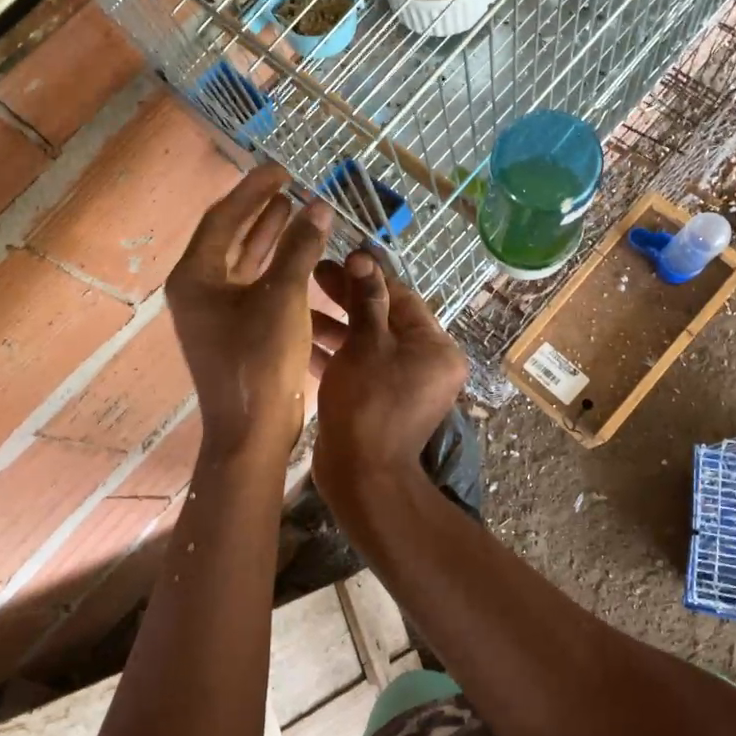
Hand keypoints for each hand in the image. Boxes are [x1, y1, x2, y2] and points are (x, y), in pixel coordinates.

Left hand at [167, 164, 332, 459]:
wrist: (252, 432)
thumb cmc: (260, 361)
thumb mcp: (283, 297)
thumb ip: (299, 247)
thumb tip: (318, 206)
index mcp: (195, 278)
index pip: (223, 218)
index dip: (253, 191)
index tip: (281, 169)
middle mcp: (198, 291)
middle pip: (230, 238)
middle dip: (260, 211)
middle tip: (289, 185)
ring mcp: (214, 314)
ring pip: (243, 263)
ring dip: (270, 238)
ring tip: (296, 210)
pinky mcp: (235, 332)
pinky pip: (254, 287)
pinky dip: (277, 269)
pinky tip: (302, 259)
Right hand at [310, 251, 468, 501]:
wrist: (362, 477)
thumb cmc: (368, 404)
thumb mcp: (365, 344)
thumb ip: (365, 300)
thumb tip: (364, 258)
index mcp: (435, 347)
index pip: (402, 297)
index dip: (367, 276)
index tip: (337, 258)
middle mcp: (427, 364)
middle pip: (385, 319)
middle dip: (349, 298)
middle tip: (314, 274)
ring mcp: (404, 386)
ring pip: (369, 344)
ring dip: (337, 324)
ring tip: (300, 303)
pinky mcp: (380, 403)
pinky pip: (361, 368)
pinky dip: (337, 354)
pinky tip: (302, 338)